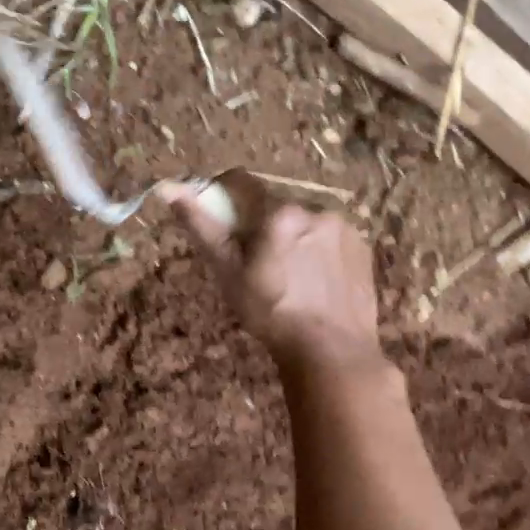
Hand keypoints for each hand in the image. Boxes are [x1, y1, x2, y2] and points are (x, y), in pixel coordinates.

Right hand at [164, 169, 382, 370]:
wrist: (330, 347)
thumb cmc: (267, 309)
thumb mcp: (225, 268)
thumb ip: (200, 224)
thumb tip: (167, 188)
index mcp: (279, 212)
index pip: (240, 182)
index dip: (220, 196)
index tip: (214, 220)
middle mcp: (317, 208)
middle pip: (272, 203)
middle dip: (255, 222)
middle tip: (248, 260)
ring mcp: (345, 227)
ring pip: (300, 219)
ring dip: (285, 234)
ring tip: (281, 273)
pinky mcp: (362, 245)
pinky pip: (325, 234)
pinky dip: (310, 246)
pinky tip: (307, 278)